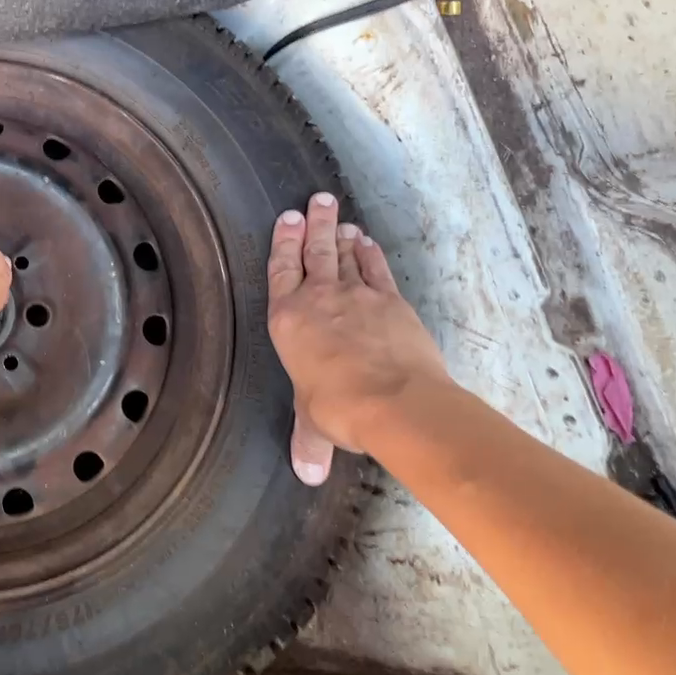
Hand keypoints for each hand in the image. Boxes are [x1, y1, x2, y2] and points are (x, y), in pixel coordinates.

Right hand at [267, 192, 448, 484]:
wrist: (394, 402)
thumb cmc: (338, 407)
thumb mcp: (314, 423)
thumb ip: (308, 442)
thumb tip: (307, 475)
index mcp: (288, 319)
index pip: (281, 270)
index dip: (283, 243)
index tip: (287, 218)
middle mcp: (318, 298)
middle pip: (315, 251)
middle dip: (313, 224)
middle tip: (315, 199)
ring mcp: (357, 296)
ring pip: (345, 254)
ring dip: (341, 233)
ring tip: (337, 214)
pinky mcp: (391, 302)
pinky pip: (376, 270)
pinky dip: (371, 253)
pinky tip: (367, 242)